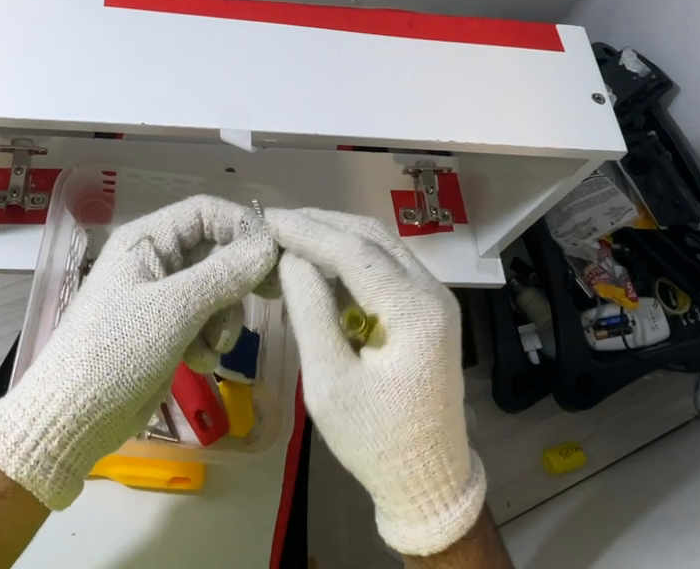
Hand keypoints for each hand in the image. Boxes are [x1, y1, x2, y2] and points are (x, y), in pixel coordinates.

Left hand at [0, 195, 277, 508]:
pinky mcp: (166, 329)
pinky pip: (206, 320)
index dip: (242, 226)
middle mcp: (155, 260)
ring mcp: (161, 296)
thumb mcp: (174, 311)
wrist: (72, 420)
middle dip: (236, 280)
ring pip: (217, 289)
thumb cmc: (115, 352)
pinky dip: (211, 338)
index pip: (205, 212)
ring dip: (225, 317)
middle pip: (216, 250)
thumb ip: (224, 275)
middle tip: (269, 297)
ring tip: (212, 345)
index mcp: (146, 239)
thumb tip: (270, 246)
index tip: (275, 253)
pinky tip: (199, 361)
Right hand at [268, 208, 485, 556]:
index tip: (266, 219)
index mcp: (414, 312)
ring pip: (380, 245)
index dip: (307, 230)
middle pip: (371, 236)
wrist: (428, 481)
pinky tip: (318, 259)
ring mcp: (434, 298)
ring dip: (335, 235)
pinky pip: (386, 265)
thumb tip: (290, 258)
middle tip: (273, 222)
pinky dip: (350, 255)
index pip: (353, 251)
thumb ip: (310, 312)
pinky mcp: (427, 308)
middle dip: (320, 224)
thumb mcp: (329, 382)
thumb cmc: (375, 439)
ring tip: (289, 233)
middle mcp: (432, 293)